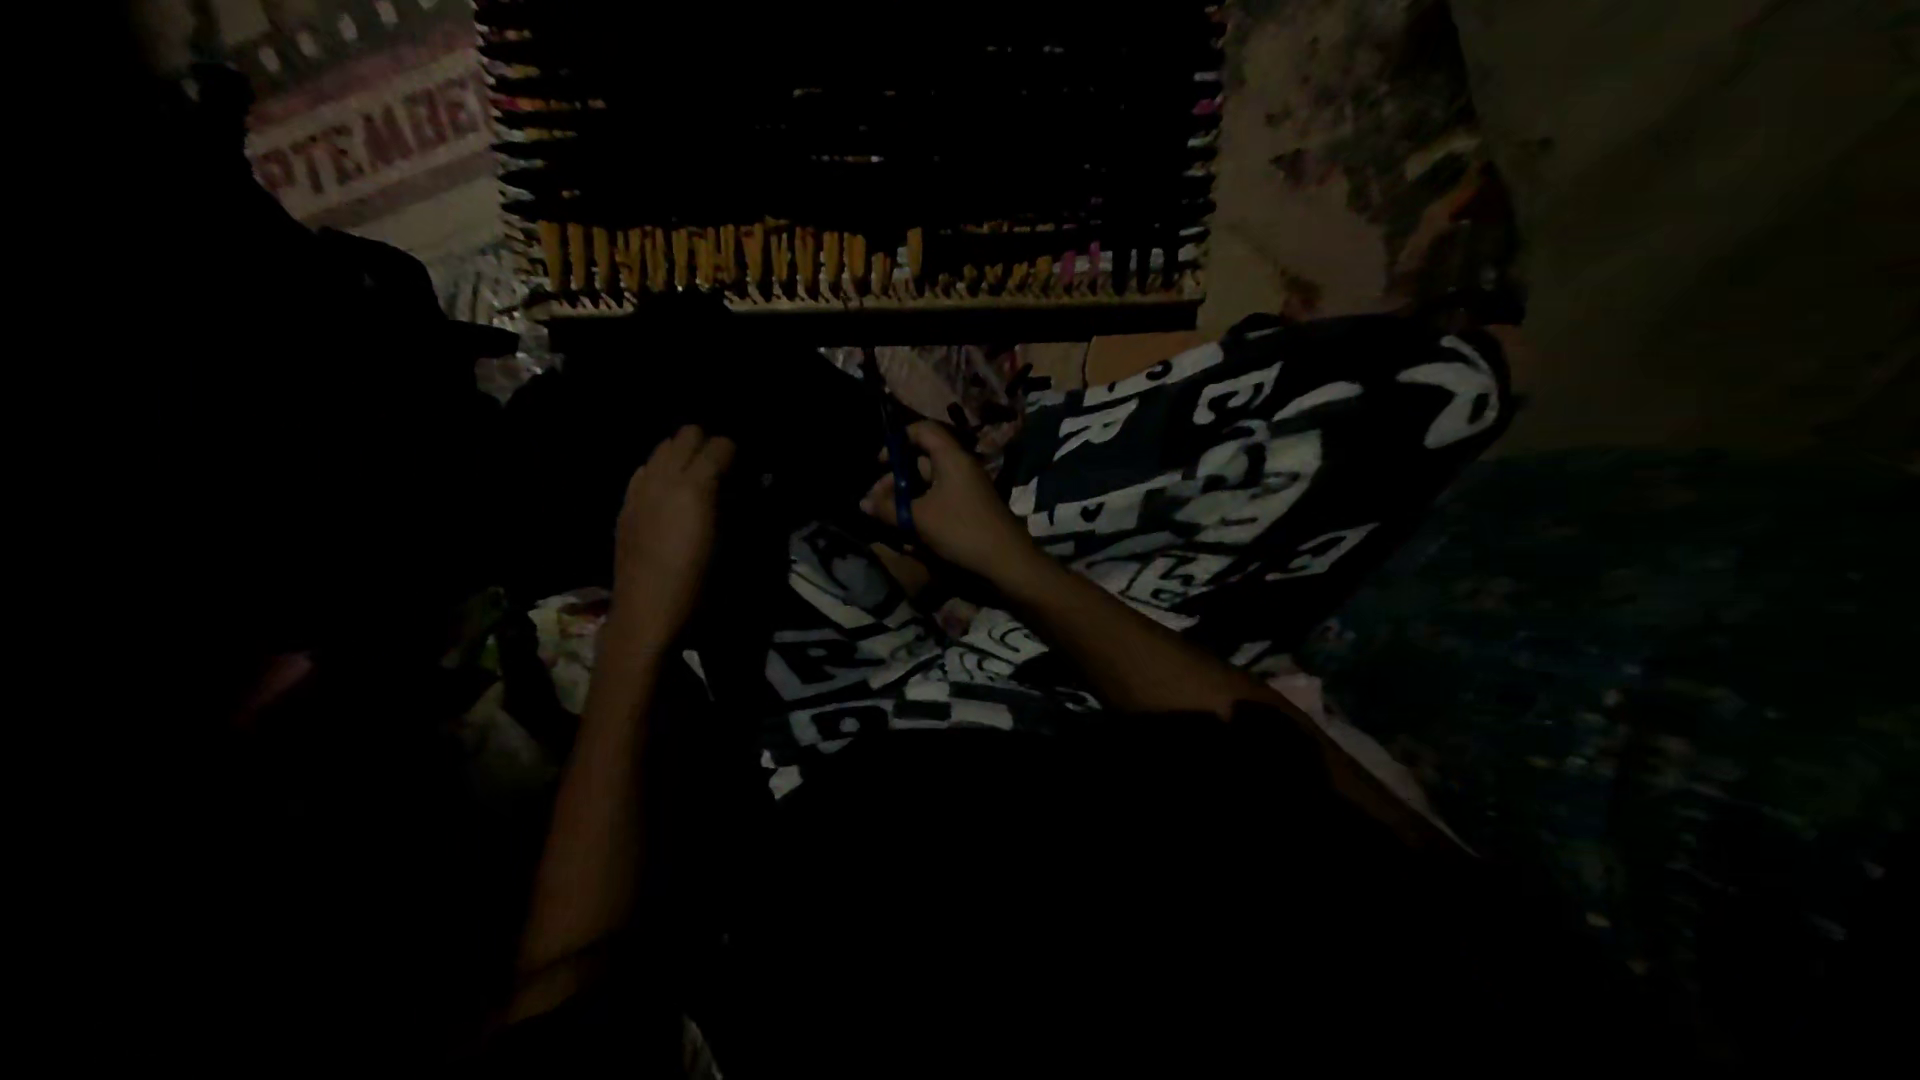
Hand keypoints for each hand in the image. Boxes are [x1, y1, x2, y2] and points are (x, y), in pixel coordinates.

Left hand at [611, 425, 735, 645]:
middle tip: (721, 471)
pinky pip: (645, 469)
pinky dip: (660, 472)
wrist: (647, 612)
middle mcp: (664, 478)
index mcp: (695, 487)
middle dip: (707, 445)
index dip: (736, 455)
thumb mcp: (730, 544)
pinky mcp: (625, 504)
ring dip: (682, 455)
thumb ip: (737, 505)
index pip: (721, 445)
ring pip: (662, 446)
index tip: (744, 473)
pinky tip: (669, 497)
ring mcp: (640, 489)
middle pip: (687, 433)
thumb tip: (743, 486)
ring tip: (696, 480)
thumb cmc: (700, 584)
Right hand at [860, 421, 1042, 583]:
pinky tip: (907, 535)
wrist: (1006, 562)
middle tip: (874, 502)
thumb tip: (862, 502)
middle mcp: (959, 468)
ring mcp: (965, 490)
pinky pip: (938, 504)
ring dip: (905, 501)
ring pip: (927, 486)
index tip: (880, 463)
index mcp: (951, 458)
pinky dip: (921, 513)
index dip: (898, 440)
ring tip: (886, 520)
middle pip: (920, 462)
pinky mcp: (967, 511)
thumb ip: (888, 508)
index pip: (923, 430)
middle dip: (894, 480)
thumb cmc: (961, 530)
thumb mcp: (919, 519)